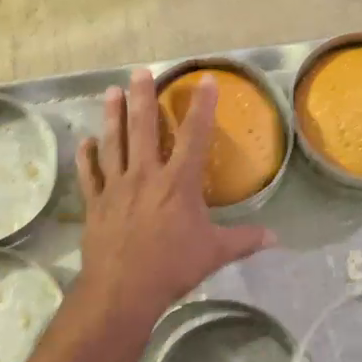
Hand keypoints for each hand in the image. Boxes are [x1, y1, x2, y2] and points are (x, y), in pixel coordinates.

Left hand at [74, 69, 274, 328]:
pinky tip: (86, 141)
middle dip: (143, 97)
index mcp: (178, 183)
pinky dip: (87, 157)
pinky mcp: (95, 204)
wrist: (122, 289)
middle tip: (139, 72)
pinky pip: (90, 174)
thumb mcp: (214, 253)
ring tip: (111, 92)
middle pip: (144, 128)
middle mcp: (146, 176)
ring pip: (114, 143)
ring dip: (113, 116)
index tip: (204, 80)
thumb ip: (244, 240)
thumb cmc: (172, 267)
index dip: (201, 107)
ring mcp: (117, 187)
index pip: (194, 136)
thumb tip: (275, 238)